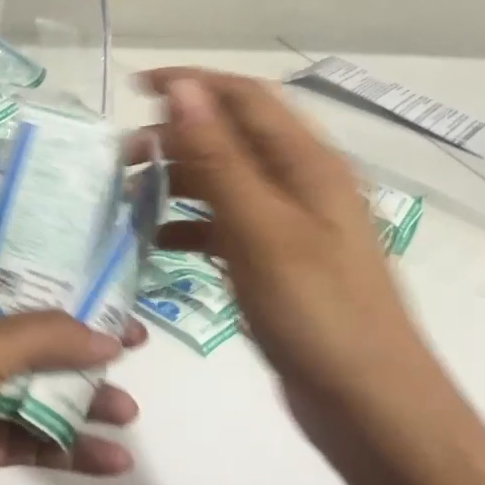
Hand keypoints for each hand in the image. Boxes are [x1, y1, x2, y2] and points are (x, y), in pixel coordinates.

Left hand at [0, 264, 141, 484]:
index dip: (49, 278)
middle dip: (78, 342)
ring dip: (80, 398)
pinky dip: (70, 446)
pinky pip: (32, 437)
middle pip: (25, 335)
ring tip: (126, 410)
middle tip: (134, 344)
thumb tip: (105, 335)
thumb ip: (41, 337)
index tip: (105, 285)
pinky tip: (113, 459)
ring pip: (33, 388)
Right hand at [138, 69, 432, 419]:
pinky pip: (218, 224)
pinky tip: (152, 244)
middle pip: (228, 137)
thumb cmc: (315, 309)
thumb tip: (181, 89)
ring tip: (124, 200)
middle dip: (170, 137)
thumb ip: (218, 157)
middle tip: (117, 161)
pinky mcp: (274, 260)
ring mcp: (288, 225)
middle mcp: (300, 185)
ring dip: (171, 181)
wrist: (366, 401)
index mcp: (307, 166)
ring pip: (219, 181)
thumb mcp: (259, 228)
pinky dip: (181, 225)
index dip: (191, 83)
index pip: (245, 98)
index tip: (131, 89)